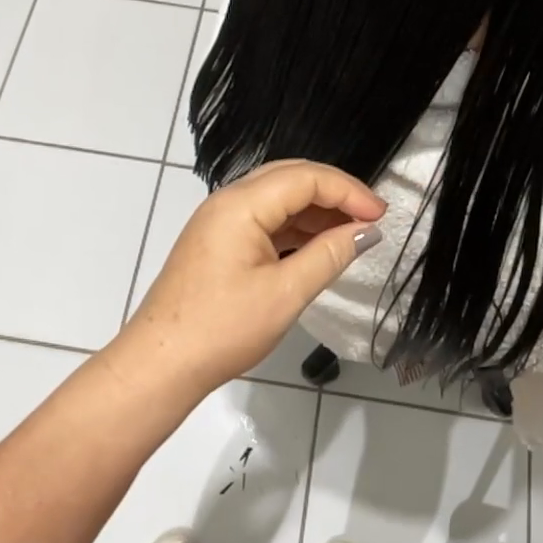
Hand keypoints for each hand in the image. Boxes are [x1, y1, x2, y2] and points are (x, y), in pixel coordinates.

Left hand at [118, 160, 385, 391]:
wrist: (160, 364)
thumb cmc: (223, 329)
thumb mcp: (286, 294)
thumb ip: (330, 255)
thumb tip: (366, 232)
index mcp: (241, 204)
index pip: (306, 177)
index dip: (349, 191)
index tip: (382, 216)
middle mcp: (228, 201)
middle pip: (290, 177)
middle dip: (334, 193)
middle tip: (370, 218)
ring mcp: (219, 221)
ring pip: (277, 198)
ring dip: (315, 211)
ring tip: (352, 233)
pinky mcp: (217, 242)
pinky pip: (264, 220)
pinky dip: (295, 228)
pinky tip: (318, 247)